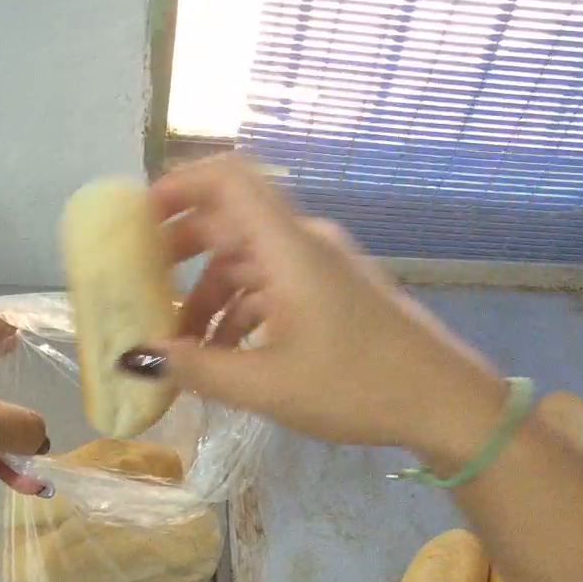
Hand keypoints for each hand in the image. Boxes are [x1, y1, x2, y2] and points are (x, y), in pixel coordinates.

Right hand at [125, 155, 503, 459]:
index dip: (179, 184)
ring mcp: (322, 268)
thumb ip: (197, 368)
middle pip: (230, 222)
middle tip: (142, 283)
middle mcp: (304, 245)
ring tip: (182, 346)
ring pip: (249, 263)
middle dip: (181, 251)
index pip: (228, 179)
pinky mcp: (333, 293)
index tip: (138, 218)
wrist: (445, 402)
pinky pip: (272, 287)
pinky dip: (240, 311)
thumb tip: (137, 357)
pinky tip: (224, 356)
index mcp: (288, 249)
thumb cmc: (355, 386)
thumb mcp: (265, 386)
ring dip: (209, 296)